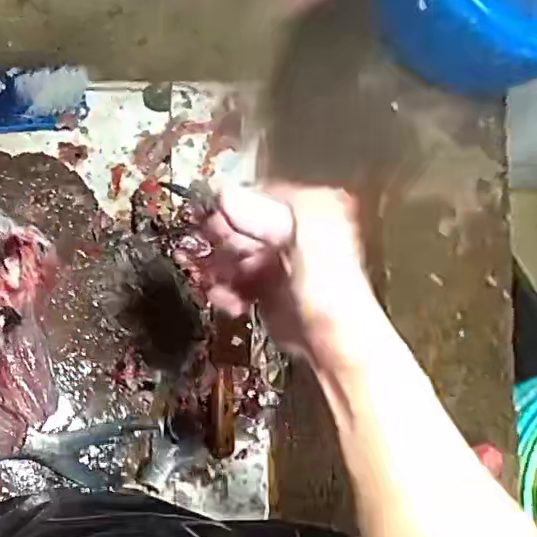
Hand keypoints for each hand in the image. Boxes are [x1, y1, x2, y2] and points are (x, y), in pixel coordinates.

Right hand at [201, 184, 389, 368]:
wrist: (331, 343)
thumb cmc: (330, 294)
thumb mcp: (304, 237)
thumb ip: (266, 211)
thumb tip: (227, 194)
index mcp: (313, 208)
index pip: (259, 195)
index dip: (230, 209)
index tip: (208, 221)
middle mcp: (296, 233)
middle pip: (242, 227)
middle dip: (221, 243)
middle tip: (205, 252)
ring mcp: (281, 264)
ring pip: (235, 257)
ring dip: (219, 271)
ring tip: (214, 283)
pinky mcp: (269, 292)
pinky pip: (237, 284)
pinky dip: (226, 292)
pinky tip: (228, 301)